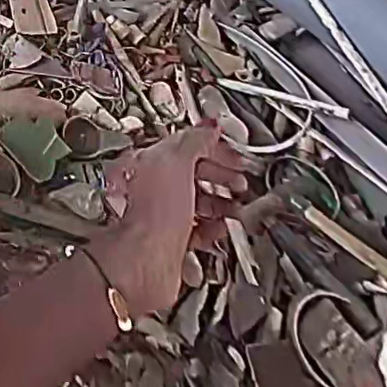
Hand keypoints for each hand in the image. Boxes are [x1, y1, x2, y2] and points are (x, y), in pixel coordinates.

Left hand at [86, 121, 247, 318]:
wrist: (147, 260)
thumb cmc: (155, 212)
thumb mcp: (177, 164)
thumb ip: (195, 142)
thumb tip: (209, 126)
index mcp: (149, 161)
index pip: (184, 146)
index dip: (212, 148)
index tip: (234, 155)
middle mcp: (151, 185)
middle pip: (191, 174)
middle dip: (219, 175)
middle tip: (240, 181)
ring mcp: (160, 213)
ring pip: (194, 201)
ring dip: (219, 202)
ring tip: (237, 206)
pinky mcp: (170, 239)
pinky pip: (195, 228)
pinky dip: (211, 226)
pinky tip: (220, 228)